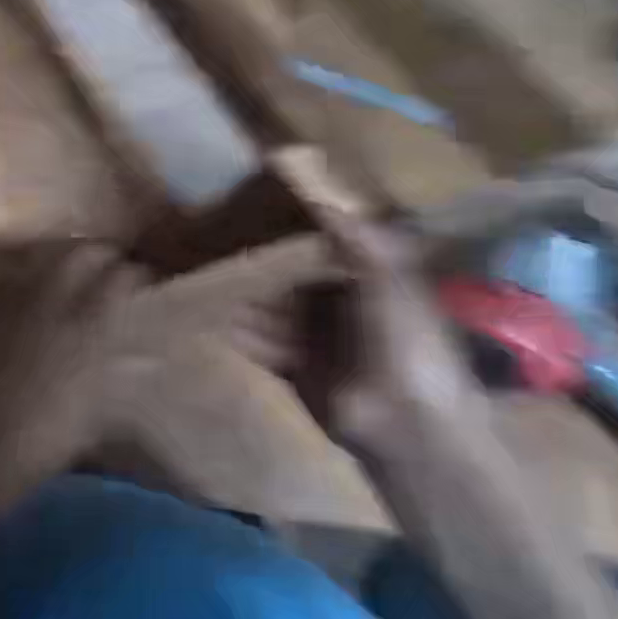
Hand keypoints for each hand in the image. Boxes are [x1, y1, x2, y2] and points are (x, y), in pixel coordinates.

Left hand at [0, 240, 143, 503]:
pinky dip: (23, 268)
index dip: (137, 273)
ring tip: (73, 268)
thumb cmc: (37, 445)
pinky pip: (3, 270)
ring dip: (61, 254)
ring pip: (39, 253)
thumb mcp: (94, 413)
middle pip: (79, 251)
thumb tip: (130, 350)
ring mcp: (5, 300)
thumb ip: (111, 369)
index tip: (145, 279)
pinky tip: (28, 284)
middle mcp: (46, 301)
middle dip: (102, 254)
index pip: (120, 277)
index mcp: (85, 329)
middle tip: (113, 266)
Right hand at [236, 211, 485, 449]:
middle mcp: (344, 320)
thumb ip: (360, 243)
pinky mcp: (298, 374)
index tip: (264, 233)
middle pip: (295, 294)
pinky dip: (245, 340)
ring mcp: (319, 349)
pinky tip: (220, 327)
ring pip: (275, 320)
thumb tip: (324, 201)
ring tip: (213, 294)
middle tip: (227, 264)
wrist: (404, 417)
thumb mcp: (391, 283)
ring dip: (249, 310)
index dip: (300, 251)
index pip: (329, 266)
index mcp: (373, 295)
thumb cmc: (404, 344)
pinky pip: (264, 351)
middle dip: (266, 282)